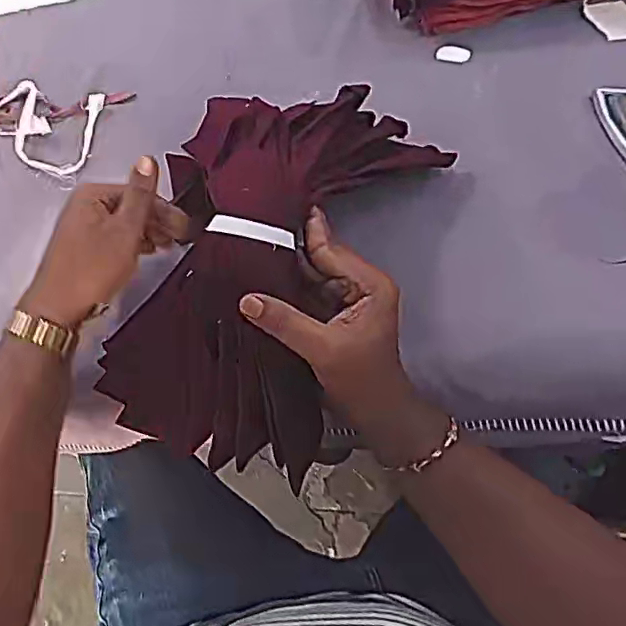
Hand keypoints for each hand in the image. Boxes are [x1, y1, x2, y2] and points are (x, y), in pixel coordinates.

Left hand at [19, 156, 190, 326]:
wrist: (59, 309)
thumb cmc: (85, 273)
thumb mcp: (125, 230)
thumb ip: (140, 195)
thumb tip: (148, 162)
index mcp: (91, 195)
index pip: (139, 192)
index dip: (164, 210)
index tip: (181, 225)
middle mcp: (83, 207)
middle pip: (131, 207)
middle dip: (157, 222)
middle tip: (176, 237)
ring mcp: (82, 228)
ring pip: (124, 224)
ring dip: (146, 234)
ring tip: (164, 246)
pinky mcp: (84, 248)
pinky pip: (114, 238)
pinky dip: (131, 245)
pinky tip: (140, 254)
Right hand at [238, 208, 450, 466]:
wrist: (377, 414)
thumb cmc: (364, 382)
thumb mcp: (323, 349)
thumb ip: (285, 322)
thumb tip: (248, 300)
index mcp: (370, 285)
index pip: (331, 251)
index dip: (304, 234)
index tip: (279, 210)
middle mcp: (360, 285)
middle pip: (318, 260)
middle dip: (288, 252)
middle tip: (252, 232)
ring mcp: (345, 300)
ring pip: (309, 277)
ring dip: (284, 272)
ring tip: (250, 253)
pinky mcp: (331, 315)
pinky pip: (305, 295)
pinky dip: (286, 291)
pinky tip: (261, 282)